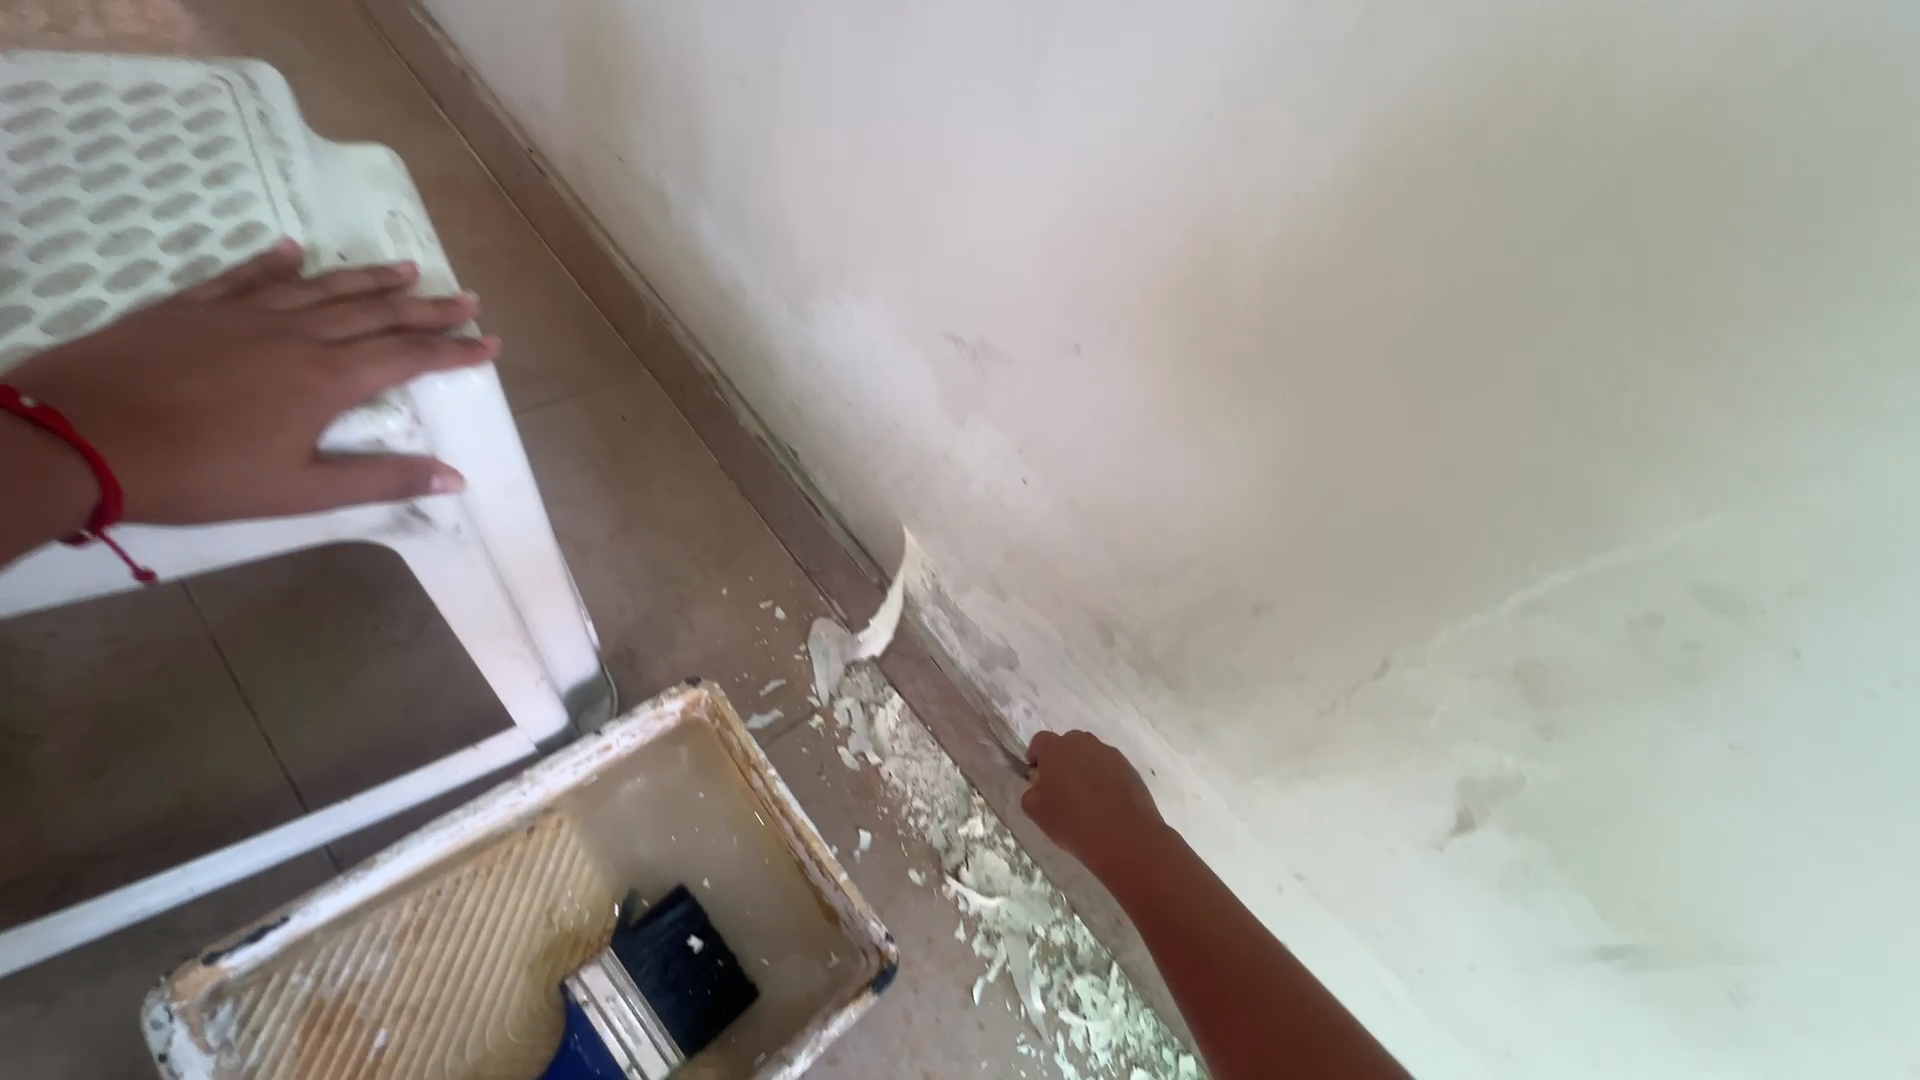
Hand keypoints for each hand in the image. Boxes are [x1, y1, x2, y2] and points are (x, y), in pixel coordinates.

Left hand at [4, 239, 495, 527]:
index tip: (491, 343)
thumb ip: (382, 480)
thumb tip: (455, 478)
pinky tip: (294, 250)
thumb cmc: (197, 475)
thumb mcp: (300, 492)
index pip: (409, 357)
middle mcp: (295, 337)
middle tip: (469, 298)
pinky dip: (276, 263)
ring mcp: (241, 316)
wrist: (68, 439)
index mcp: (327, 380)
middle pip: (377, 314)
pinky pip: (244, 276)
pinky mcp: (191, 309)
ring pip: (322, 288)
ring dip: (370, 278)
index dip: (455, 350)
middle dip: (429, 308)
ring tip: (408, 266)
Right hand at [1022, 730, 1166, 875]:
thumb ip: (1032, 792)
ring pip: (1091, 755)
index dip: (1037, 757)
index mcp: (1056, 749)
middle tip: (1062, 789)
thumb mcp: (1037, 812)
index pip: (1040, 741)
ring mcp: (1109, 753)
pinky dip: (1105, 780)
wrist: (1124, 836)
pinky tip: (1106, 804)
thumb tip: (1040, 787)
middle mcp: (1083, 743)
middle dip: (1062, 762)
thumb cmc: (1073, 822)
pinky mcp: (1129, 767)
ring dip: (1085, 769)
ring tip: (1087, 799)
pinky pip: (1110, 768)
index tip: (1038, 778)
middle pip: (1068, 745)